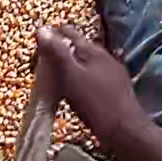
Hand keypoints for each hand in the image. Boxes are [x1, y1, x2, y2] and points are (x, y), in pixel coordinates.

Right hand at [35, 25, 154, 150]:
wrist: (125, 131)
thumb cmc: (95, 103)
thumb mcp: (71, 76)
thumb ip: (57, 53)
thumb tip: (42, 29)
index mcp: (92, 50)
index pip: (68, 33)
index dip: (51, 36)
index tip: (37, 47)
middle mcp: (104, 56)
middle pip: (78, 47)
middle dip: (60, 51)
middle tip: (43, 64)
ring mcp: (112, 72)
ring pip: (86, 62)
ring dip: (71, 66)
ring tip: (55, 78)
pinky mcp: (115, 88)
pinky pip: (93, 76)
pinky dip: (80, 79)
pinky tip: (75, 90)